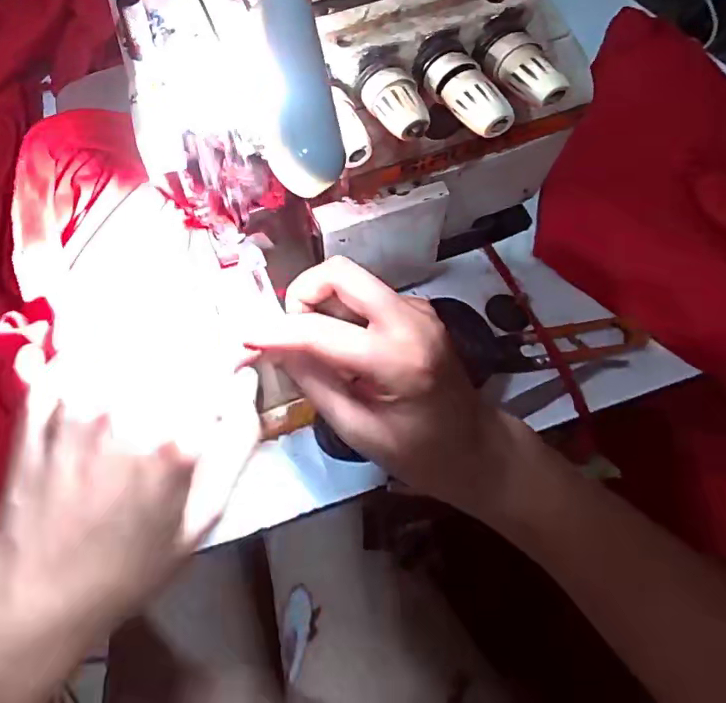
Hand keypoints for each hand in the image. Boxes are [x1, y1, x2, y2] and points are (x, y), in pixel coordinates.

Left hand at [0, 344, 259, 699]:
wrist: (35, 587)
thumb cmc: (130, 561)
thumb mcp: (203, 518)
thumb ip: (237, 443)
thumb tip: (244, 382)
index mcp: (177, 441)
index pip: (217, 359)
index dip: (226, 351)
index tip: (224, 360)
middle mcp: (129, 408)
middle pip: (174, 337)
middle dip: (188, 340)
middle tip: (187, 360)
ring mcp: (79, 398)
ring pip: (126, 333)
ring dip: (145, 336)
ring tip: (148, 356)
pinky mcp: (41, 395)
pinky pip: (79, 344)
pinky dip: (98, 341)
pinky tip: (106, 356)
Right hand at [250, 256, 526, 514]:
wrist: (480, 449)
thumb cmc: (420, 454)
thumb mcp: (357, 429)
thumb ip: (313, 382)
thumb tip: (272, 348)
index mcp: (397, 358)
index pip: (319, 330)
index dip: (275, 332)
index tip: (245, 337)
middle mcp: (409, 319)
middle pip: (337, 272)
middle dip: (302, 294)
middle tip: (292, 334)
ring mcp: (415, 307)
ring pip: (348, 280)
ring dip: (322, 305)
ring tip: (323, 351)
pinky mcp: (415, 307)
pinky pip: (363, 295)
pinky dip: (342, 313)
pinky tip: (350, 351)